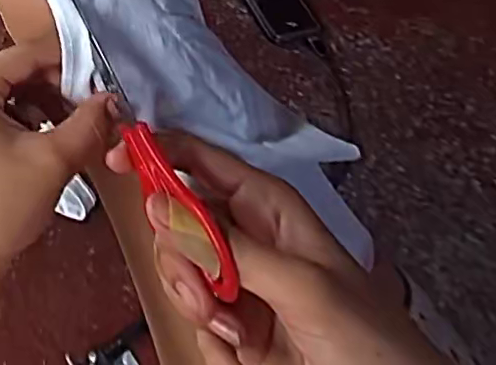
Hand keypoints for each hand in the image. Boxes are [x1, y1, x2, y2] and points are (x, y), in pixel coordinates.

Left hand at [0, 40, 116, 275]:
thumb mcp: (52, 159)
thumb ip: (88, 123)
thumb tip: (110, 101)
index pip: (32, 52)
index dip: (72, 64)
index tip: (103, 80)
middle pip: (29, 69)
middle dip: (66, 88)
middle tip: (98, 110)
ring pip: (25, 89)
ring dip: (57, 105)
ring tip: (84, 129)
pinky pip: (16, 108)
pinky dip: (42, 119)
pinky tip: (62, 140)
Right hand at [108, 132, 446, 364]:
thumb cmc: (375, 343)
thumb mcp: (303, 284)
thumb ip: (228, 244)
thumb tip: (164, 205)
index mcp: (265, 204)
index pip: (197, 158)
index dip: (157, 150)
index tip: (121, 158)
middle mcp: (246, 235)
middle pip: (176, 216)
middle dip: (181, 252)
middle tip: (204, 285)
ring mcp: (238, 281)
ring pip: (179, 266)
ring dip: (194, 298)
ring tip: (233, 326)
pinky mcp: (234, 326)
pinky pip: (191, 314)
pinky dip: (208, 335)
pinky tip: (241, 347)